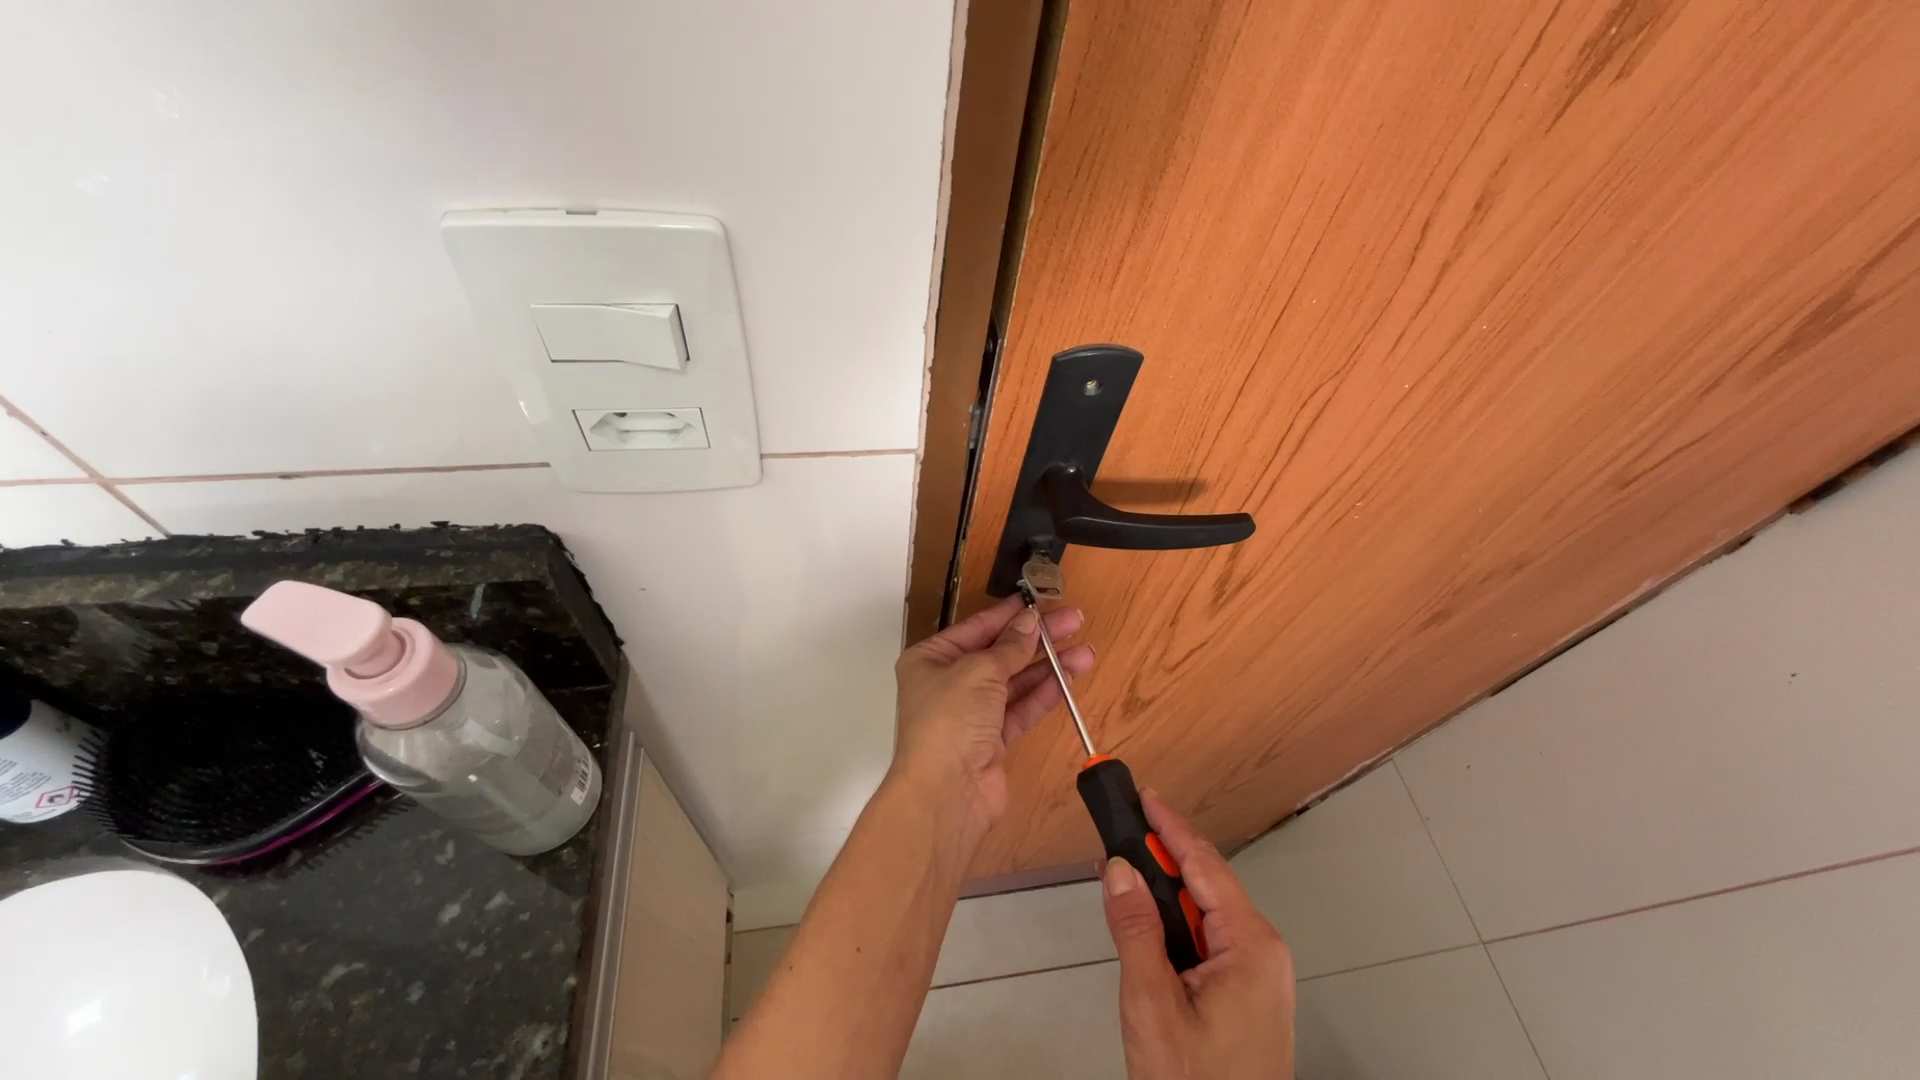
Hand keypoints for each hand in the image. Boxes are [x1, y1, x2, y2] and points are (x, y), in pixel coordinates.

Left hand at [892, 594, 1094, 829]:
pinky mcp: (992, 739)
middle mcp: (948, 683)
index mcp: (931, 659)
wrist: (946, 792)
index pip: (976, 628)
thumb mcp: (979, 671)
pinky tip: (1069, 677)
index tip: (1040, 600)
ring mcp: (971, 713)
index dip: (1010, 614)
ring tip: (1085, 652)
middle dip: (1037, 638)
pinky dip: (1044, 692)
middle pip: (999, 652)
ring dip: (1048, 666)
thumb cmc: (950, 720)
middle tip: (1074, 621)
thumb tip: (1030, 621)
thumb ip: (1009, 646)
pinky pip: (1021, 707)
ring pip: (1015, 681)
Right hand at [1102, 789, 1295, 1078]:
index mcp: (1251, 944)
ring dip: (1166, 893)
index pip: (1203, 865)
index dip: (1169, 826)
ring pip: (1206, 913)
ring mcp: (1260, 974)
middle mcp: (1264, 950)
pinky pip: (1211, 939)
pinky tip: (1148, 923)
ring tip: (1124, 875)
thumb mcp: (1152, 1003)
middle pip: (1207, 884)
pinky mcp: (1250, 994)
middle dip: (1163, 856)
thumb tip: (1118, 867)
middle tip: (1119, 834)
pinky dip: (1177, 923)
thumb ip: (1135, 929)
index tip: (1144, 795)